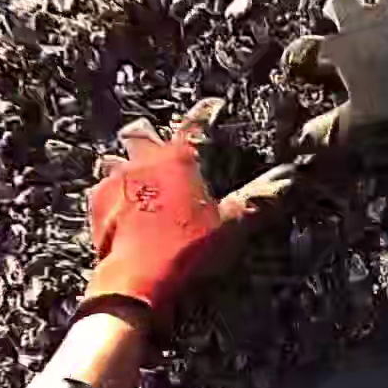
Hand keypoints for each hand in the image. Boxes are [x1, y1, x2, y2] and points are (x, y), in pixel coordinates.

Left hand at [82, 99, 293, 319]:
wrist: (136, 283)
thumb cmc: (187, 250)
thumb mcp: (231, 226)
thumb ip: (258, 200)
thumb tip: (290, 179)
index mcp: (177, 158)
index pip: (196, 123)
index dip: (207, 112)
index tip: (214, 105)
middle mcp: (142, 163)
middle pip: (140, 133)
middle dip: (151, 136)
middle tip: (164, 148)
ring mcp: (114, 184)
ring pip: (114, 160)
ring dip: (125, 166)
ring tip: (139, 178)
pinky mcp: (97, 210)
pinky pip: (100, 192)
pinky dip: (113, 196)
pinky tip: (122, 209)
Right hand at [285, 0, 387, 143]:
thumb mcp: (357, 128)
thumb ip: (328, 130)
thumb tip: (305, 138)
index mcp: (345, 47)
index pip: (310, 48)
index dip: (301, 56)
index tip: (296, 63)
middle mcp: (370, 22)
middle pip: (343, 1)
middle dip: (337, 9)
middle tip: (338, 19)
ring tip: (386, 11)